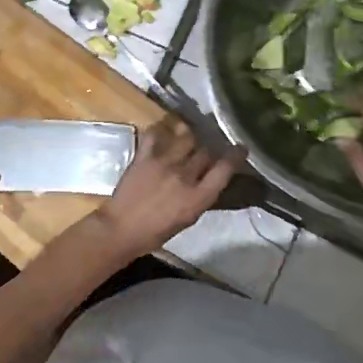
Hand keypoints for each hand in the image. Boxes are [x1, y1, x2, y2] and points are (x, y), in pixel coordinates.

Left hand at [92, 124, 242, 259]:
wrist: (122, 228)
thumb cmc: (156, 232)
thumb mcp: (188, 218)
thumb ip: (201, 196)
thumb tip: (210, 178)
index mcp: (198, 196)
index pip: (225, 169)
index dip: (235, 155)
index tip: (240, 148)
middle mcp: (184, 175)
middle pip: (205, 151)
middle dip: (209, 149)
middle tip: (207, 149)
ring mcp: (163, 163)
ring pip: (186, 138)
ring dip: (190, 137)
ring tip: (188, 138)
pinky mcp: (143, 156)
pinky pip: (155, 134)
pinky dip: (161, 130)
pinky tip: (164, 132)